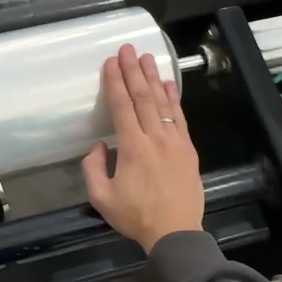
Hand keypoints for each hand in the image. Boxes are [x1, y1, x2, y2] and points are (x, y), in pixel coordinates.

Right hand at [82, 44, 202, 251]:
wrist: (176, 232)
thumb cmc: (136, 216)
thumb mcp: (102, 198)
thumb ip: (93, 169)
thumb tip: (98, 146)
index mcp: (132, 148)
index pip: (122, 107)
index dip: (115, 82)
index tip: (110, 62)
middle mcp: (155, 139)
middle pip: (143, 98)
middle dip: (133, 71)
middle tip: (127, 49)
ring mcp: (175, 142)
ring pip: (163, 103)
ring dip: (153, 78)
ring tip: (146, 58)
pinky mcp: (188, 149)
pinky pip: (179, 118)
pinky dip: (174, 98)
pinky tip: (168, 85)